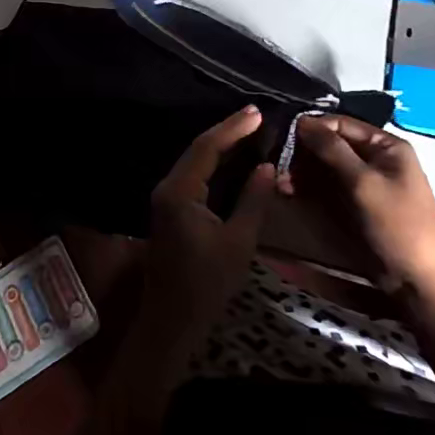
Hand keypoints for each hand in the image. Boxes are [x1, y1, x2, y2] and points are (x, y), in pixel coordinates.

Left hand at [144, 106, 276, 345]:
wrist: (172, 321)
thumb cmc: (207, 284)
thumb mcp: (239, 241)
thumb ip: (253, 200)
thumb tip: (267, 165)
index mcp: (180, 192)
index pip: (207, 148)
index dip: (233, 128)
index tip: (258, 113)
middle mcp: (168, 189)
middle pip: (198, 149)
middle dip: (228, 131)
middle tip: (257, 115)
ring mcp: (167, 199)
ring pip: (195, 161)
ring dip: (222, 145)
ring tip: (251, 129)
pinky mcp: (171, 210)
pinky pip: (195, 176)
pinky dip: (215, 163)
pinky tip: (235, 159)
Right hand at [291, 114, 434, 296]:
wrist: (419, 280)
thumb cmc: (397, 224)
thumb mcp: (364, 182)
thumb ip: (332, 150)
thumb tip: (302, 120)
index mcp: (386, 145)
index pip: (341, 124)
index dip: (312, 129)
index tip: (282, 139)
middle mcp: (376, 159)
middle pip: (332, 145)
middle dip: (305, 154)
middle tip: (279, 168)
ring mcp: (366, 184)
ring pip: (327, 168)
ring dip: (304, 173)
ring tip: (282, 186)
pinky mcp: (357, 207)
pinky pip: (329, 189)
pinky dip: (311, 189)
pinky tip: (291, 194)